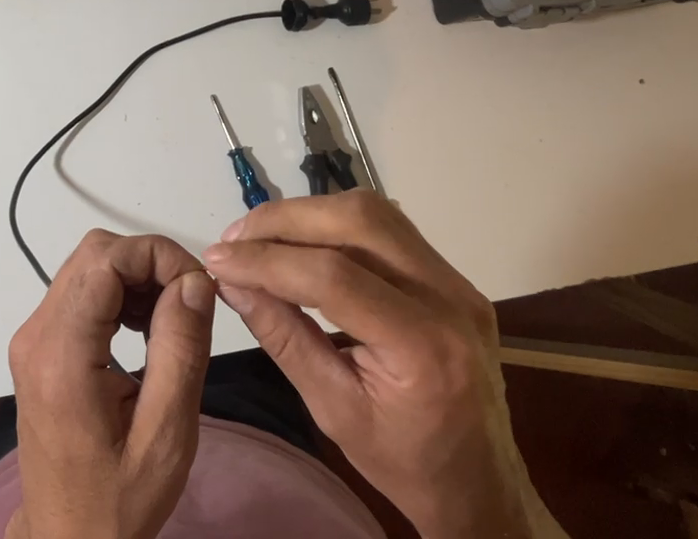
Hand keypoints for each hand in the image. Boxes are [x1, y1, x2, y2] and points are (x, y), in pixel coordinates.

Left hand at [5, 230, 216, 538]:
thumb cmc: (119, 500)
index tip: (199, 289)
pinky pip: (80, 292)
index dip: (157, 256)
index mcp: (61, 356)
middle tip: (190, 304)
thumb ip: (180, 351)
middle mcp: (35, 334)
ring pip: (86, 267)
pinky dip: (118, 293)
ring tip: (171, 320)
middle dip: (149, 263)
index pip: (104, 261)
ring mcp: (31, 336)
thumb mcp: (165, 437)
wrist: (67, 536)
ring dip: (135, 277)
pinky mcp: (37, 344)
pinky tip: (144, 328)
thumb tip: (195, 281)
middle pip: (92, 255)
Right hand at [204, 192, 541, 538]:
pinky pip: (387, 227)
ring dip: (307, 214)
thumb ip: (281, 336)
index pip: (333, 276)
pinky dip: (333, 222)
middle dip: (284, 221)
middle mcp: (450, 299)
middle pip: (357, 222)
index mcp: (424, 347)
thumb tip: (229, 281)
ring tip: (259, 237)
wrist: (481, 484)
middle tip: (234, 240)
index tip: (216, 260)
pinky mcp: (451, 276)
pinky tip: (301, 242)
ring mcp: (457, 282)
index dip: (266, 260)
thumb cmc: (404, 462)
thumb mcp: (331, 409)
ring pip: (373, 212)